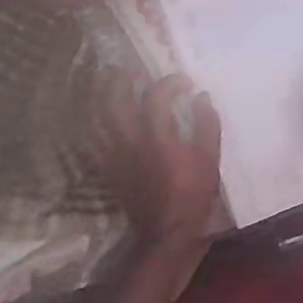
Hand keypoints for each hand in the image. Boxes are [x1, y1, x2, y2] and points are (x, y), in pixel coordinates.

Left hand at [99, 71, 222, 254]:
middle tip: (133, 70)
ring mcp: (114, 154)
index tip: (185, 83)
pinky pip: (92, 138)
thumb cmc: (192, 195)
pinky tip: (98, 113)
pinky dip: (93, 121)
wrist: (166, 231)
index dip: (170, 82)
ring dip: (101, 95)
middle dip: (122, 79)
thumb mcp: (210, 160)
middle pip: (115, 100)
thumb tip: (202, 96)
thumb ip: (207, 124)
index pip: (156, 97)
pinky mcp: (106, 166)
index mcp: (158, 138)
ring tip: (109, 81)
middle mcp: (130, 141)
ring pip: (98, 117)